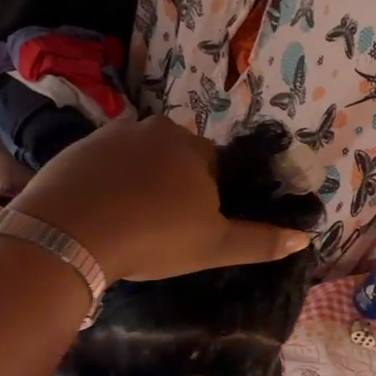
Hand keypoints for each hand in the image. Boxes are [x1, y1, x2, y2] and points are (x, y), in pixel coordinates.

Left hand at [7, 116, 309, 280]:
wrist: (70, 233)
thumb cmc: (152, 238)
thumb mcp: (212, 247)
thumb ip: (259, 241)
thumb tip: (305, 236)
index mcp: (194, 147)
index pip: (214, 168)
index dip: (207, 201)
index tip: (190, 230)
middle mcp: (154, 128)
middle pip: (173, 160)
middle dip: (171, 188)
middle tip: (156, 231)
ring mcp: (110, 135)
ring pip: (136, 162)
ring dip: (136, 186)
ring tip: (124, 225)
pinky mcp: (75, 149)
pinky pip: (100, 167)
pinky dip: (104, 186)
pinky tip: (97, 215)